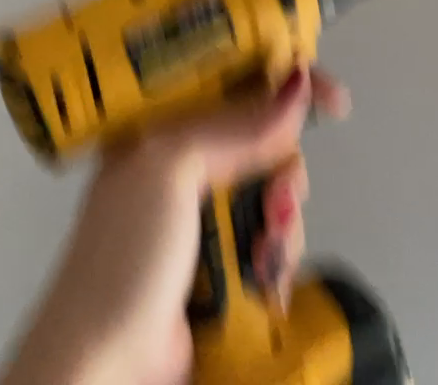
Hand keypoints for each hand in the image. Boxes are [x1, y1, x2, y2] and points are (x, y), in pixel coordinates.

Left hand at [0, 67, 350, 384]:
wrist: (110, 366)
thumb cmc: (121, 260)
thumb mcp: (169, 172)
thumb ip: (235, 127)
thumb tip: (297, 88)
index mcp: (157, 129)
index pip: (228, 82)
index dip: (279, 80)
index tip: (327, 93)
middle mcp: (182, 166)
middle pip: (264, 140)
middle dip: (284, 169)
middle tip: (279, 198)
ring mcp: (204, 216)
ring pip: (273, 190)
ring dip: (282, 219)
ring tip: (265, 248)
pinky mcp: (224, 259)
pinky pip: (272, 236)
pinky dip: (279, 252)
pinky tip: (265, 271)